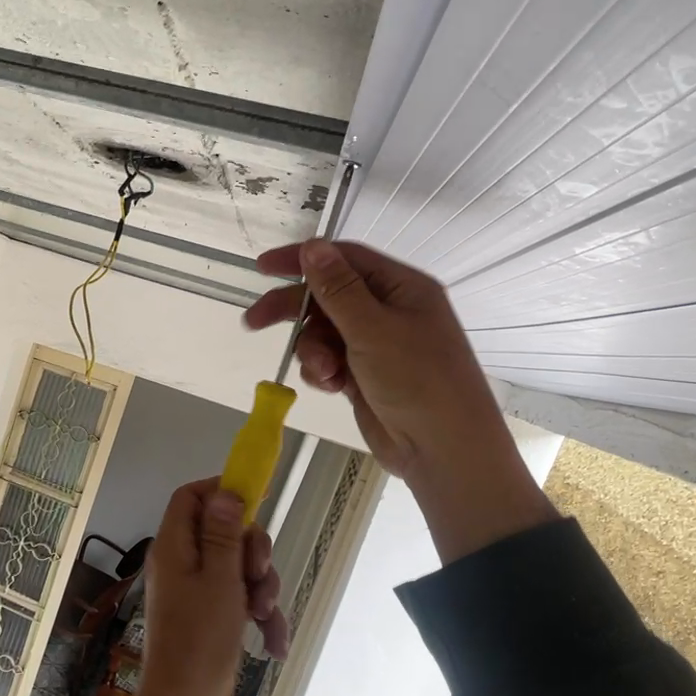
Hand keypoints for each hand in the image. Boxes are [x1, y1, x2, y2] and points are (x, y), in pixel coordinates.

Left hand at [138, 479, 287, 695]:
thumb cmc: (201, 637)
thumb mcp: (220, 578)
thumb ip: (223, 533)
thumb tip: (224, 492)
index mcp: (174, 547)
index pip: (190, 498)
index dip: (221, 491)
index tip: (257, 499)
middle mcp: (180, 563)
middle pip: (222, 532)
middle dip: (252, 551)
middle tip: (259, 574)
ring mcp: (194, 590)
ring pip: (237, 568)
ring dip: (260, 588)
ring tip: (265, 615)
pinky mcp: (207, 616)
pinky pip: (238, 600)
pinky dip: (258, 617)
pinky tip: (275, 644)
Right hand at [245, 239, 557, 562]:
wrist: (442, 449)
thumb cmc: (418, 381)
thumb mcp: (373, 330)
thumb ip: (337, 288)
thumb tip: (313, 246)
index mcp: (400, 288)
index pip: (344, 259)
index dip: (302, 259)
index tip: (262, 268)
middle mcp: (388, 310)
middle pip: (326, 297)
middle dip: (292, 310)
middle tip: (254, 322)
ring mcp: (375, 344)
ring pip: (321, 333)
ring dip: (312, 351)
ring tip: (323, 373)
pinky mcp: (363, 374)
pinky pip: (327, 361)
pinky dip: (321, 372)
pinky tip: (330, 386)